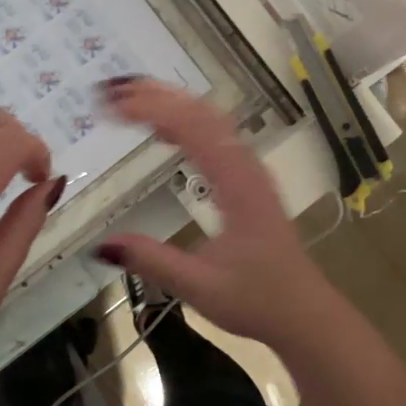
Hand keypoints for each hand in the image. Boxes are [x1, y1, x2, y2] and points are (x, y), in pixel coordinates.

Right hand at [95, 78, 339, 350]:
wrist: (304, 314)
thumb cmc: (257, 300)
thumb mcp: (199, 286)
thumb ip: (152, 262)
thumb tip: (100, 245)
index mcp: (237, 186)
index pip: (192, 130)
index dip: (151, 109)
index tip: (112, 105)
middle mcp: (246, 168)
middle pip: (201, 113)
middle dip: (156, 96)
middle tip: (111, 90)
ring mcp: (249, 172)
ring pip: (211, 120)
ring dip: (172, 103)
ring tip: (130, 97)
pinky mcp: (248, 182)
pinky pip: (216, 137)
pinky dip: (187, 122)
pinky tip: (164, 129)